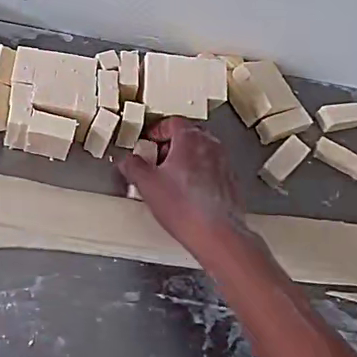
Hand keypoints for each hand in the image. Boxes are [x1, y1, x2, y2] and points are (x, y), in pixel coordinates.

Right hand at [117, 118, 254, 260]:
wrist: (217, 235)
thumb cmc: (185, 207)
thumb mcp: (147, 184)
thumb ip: (133, 166)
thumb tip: (127, 161)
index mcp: (190, 138)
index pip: (172, 122)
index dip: (156, 131)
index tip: (147, 143)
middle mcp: (210, 145)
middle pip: (187, 135)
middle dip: (169, 146)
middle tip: (155, 161)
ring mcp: (223, 162)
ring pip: (199, 152)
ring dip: (184, 161)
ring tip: (169, 180)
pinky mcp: (230, 181)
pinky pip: (211, 169)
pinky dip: (198, 175)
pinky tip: (187, 194)